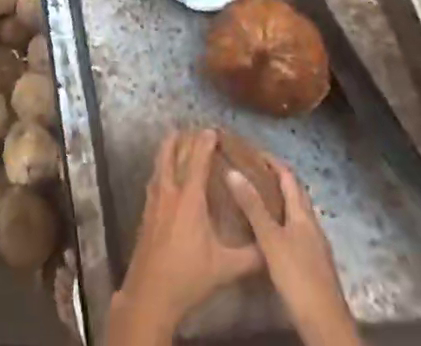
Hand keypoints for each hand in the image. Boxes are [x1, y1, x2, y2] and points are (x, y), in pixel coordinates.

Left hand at [112, 130, 262, 340]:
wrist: (151, 291)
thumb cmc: (189, 275)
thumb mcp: (227, 268)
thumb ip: (252, 255)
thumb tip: (274, 247)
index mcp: (189, 199)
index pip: (196, 161)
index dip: (204, 143)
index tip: (212, 130)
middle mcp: (169, 192)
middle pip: (170, 154)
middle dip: (180, 139)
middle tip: (191, 129)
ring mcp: (153, 201)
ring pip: (159, 164)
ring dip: (167, 149)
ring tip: (176, 141)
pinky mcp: (146, 211)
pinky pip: (154, 179)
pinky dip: (161, 168)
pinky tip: (166, 175)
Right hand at [227, 158, 362, 345]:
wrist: (324, 322)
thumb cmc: (297, 276)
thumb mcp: (271, 239)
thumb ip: (253, 206)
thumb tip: (233, 171)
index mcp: (303, 215)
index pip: (289, 178)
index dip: (272, 161)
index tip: (251, 150)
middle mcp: (311, 226)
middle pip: (294, 193)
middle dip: (274, 177)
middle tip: (247, 169)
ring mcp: (313, 245)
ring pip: (293, 212)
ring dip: (275, 199)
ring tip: (250, 194)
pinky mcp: (310, 262)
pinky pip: (292, 229)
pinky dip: (277, 219)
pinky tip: (262, 229)